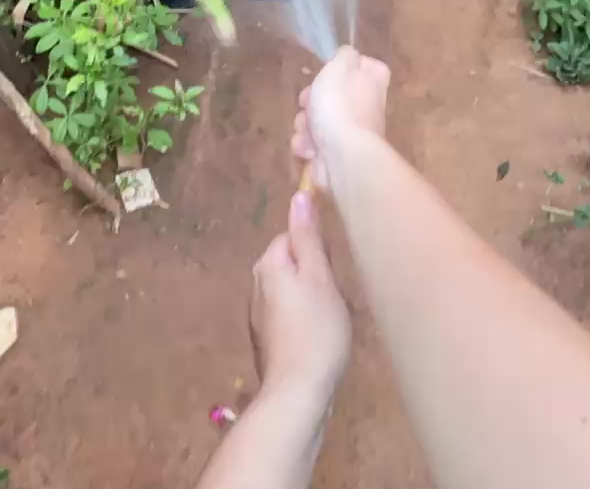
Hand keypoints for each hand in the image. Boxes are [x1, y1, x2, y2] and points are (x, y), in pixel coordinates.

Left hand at [250, 192, 350, 398]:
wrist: (297, 393)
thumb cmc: (315, 330)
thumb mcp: (319, 276)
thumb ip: (308, 236)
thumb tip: (299, 195)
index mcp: (267, 264)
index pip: (291, 236)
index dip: (317, 250)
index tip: (332, 271)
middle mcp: (256, 283)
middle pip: (291, 263)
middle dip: (315, 276)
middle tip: (334, 299)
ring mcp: (258, 313)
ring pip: (291, 290)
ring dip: (312, 300)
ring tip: (330, 323)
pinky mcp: (266, 339)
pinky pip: (289, 315)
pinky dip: (304, 322)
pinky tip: (318, 340)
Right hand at [293, 46, 389, 190]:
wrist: (343, 155)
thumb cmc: (340, 105)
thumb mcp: (340, 66)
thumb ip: (344, 55)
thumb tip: (347, 56)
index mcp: (371, 83)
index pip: (366, 66)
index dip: (345, 66)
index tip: (331, 70)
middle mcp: (365, 107)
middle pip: (332, 95)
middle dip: (311, 100)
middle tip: (307, 101)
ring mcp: (350, 133)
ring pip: (317, 119)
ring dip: (304, 124)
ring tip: (307, 129)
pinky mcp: (335, 155)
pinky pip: (313, 143)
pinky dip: (306, 144)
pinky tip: (308, 147)